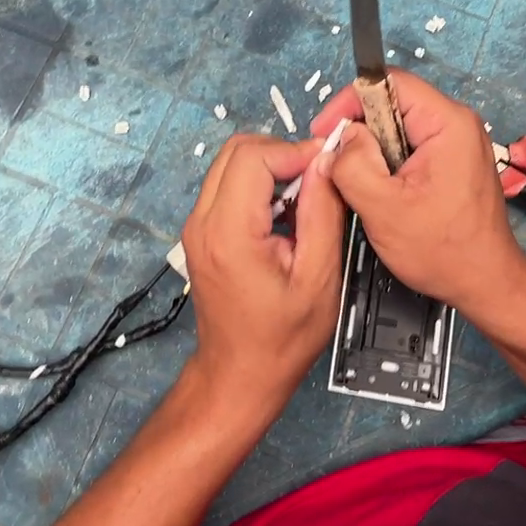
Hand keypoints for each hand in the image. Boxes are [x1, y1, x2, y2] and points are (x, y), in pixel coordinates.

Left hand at [179, 135, 347, 413]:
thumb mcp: (319, 278)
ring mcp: (197, 226)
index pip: (254, 156)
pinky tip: (285, 215)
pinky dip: (258, 185)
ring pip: (230, 163)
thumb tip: (326, 162)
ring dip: (270, 168)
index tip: (328, 168)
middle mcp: (202, 221)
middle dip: (282, 154)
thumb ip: (322, 213)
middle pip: (237, 150)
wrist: (239, 375)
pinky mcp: (201, 232)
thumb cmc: (282, 338)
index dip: (295, 152)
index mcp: (229, 232)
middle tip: (317, 180)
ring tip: (304, 200)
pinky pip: (228, 185)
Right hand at [311, 71, 525, 312]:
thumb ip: (353, 165)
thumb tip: (340, 140)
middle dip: (359, 131)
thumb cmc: (445, 251)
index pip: (388, 84)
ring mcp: (456, 143)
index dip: (350, 101)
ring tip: (360, 184)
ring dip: (372, 152)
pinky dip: (388, 165)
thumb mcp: (384, 208)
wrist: (486, 284)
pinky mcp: (451, 162)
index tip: (326, 130)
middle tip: (337, 163)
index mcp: (447, 123)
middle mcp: (456, 124)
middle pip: (391, 105)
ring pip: (397, 128)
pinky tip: (381, 192)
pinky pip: (409, 147)